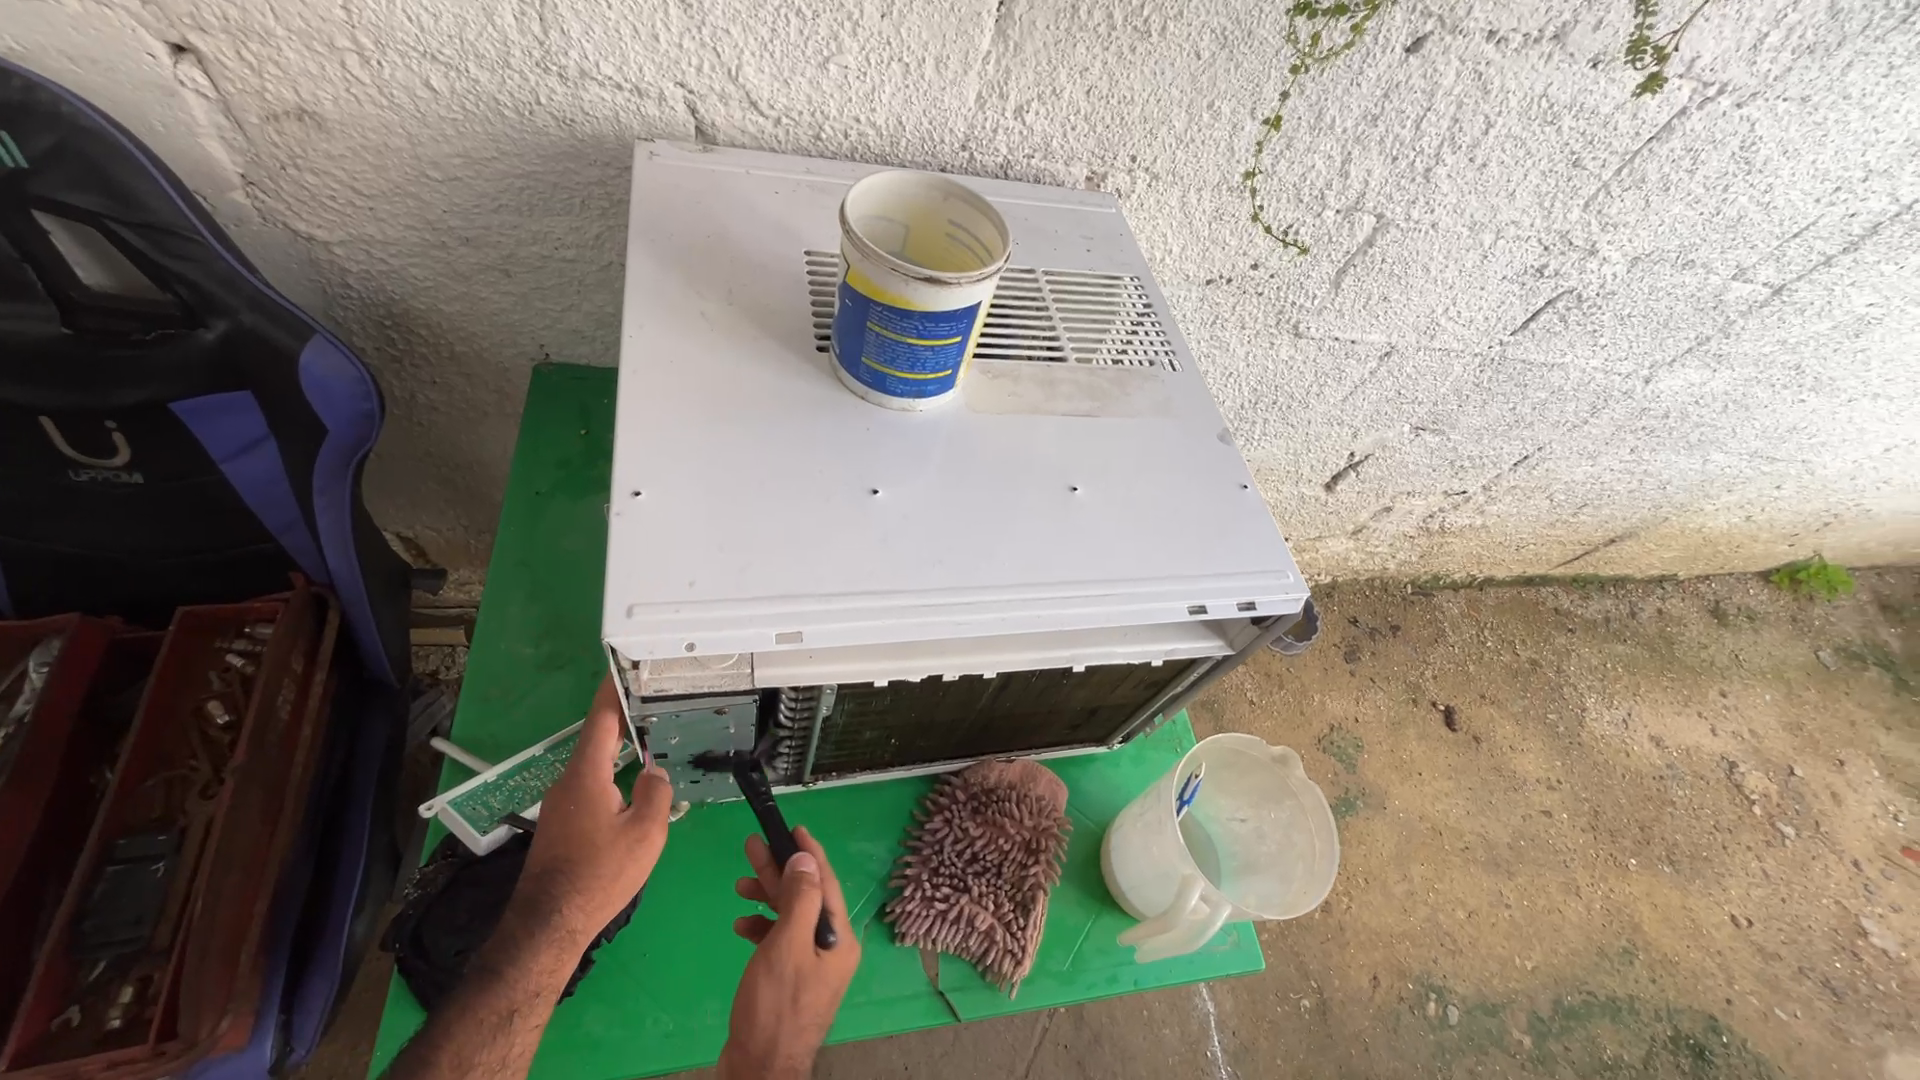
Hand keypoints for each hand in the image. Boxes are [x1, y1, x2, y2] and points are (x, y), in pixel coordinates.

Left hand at [514, 676, 671, 941]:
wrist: (549, 924)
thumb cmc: (599, 875)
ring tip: (651, 735)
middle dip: (624, 716)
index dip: (613, 689)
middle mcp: (568, 782)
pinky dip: (614, 772)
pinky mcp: (563, 824)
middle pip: (598, 738)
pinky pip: (592, 784)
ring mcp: (562, 804)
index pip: (601, 719)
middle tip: (654, 697)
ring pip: (595, 764)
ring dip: (620, 747)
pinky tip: (633, 782)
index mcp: (586, 775)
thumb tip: (654, 773)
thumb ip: (656, 793)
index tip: (625, 665)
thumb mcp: (645, 833)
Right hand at [719, 828, 860, 1079]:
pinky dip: (761, 928)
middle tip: (753, 846)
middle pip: (805, 896)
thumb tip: (806, 860)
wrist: (759, 1071)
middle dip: (780, 871)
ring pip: (789, 916)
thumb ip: (800, 899)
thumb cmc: (776, 1007)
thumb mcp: (788, 946)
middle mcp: (830, 948)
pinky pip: (778, 941)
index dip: (810, 854)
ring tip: (740, 885)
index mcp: (839, 939)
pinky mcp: (789, 979)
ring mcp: (810, 965)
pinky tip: (741, 924)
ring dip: (766, 898)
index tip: (795, 829)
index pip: (826, 883)